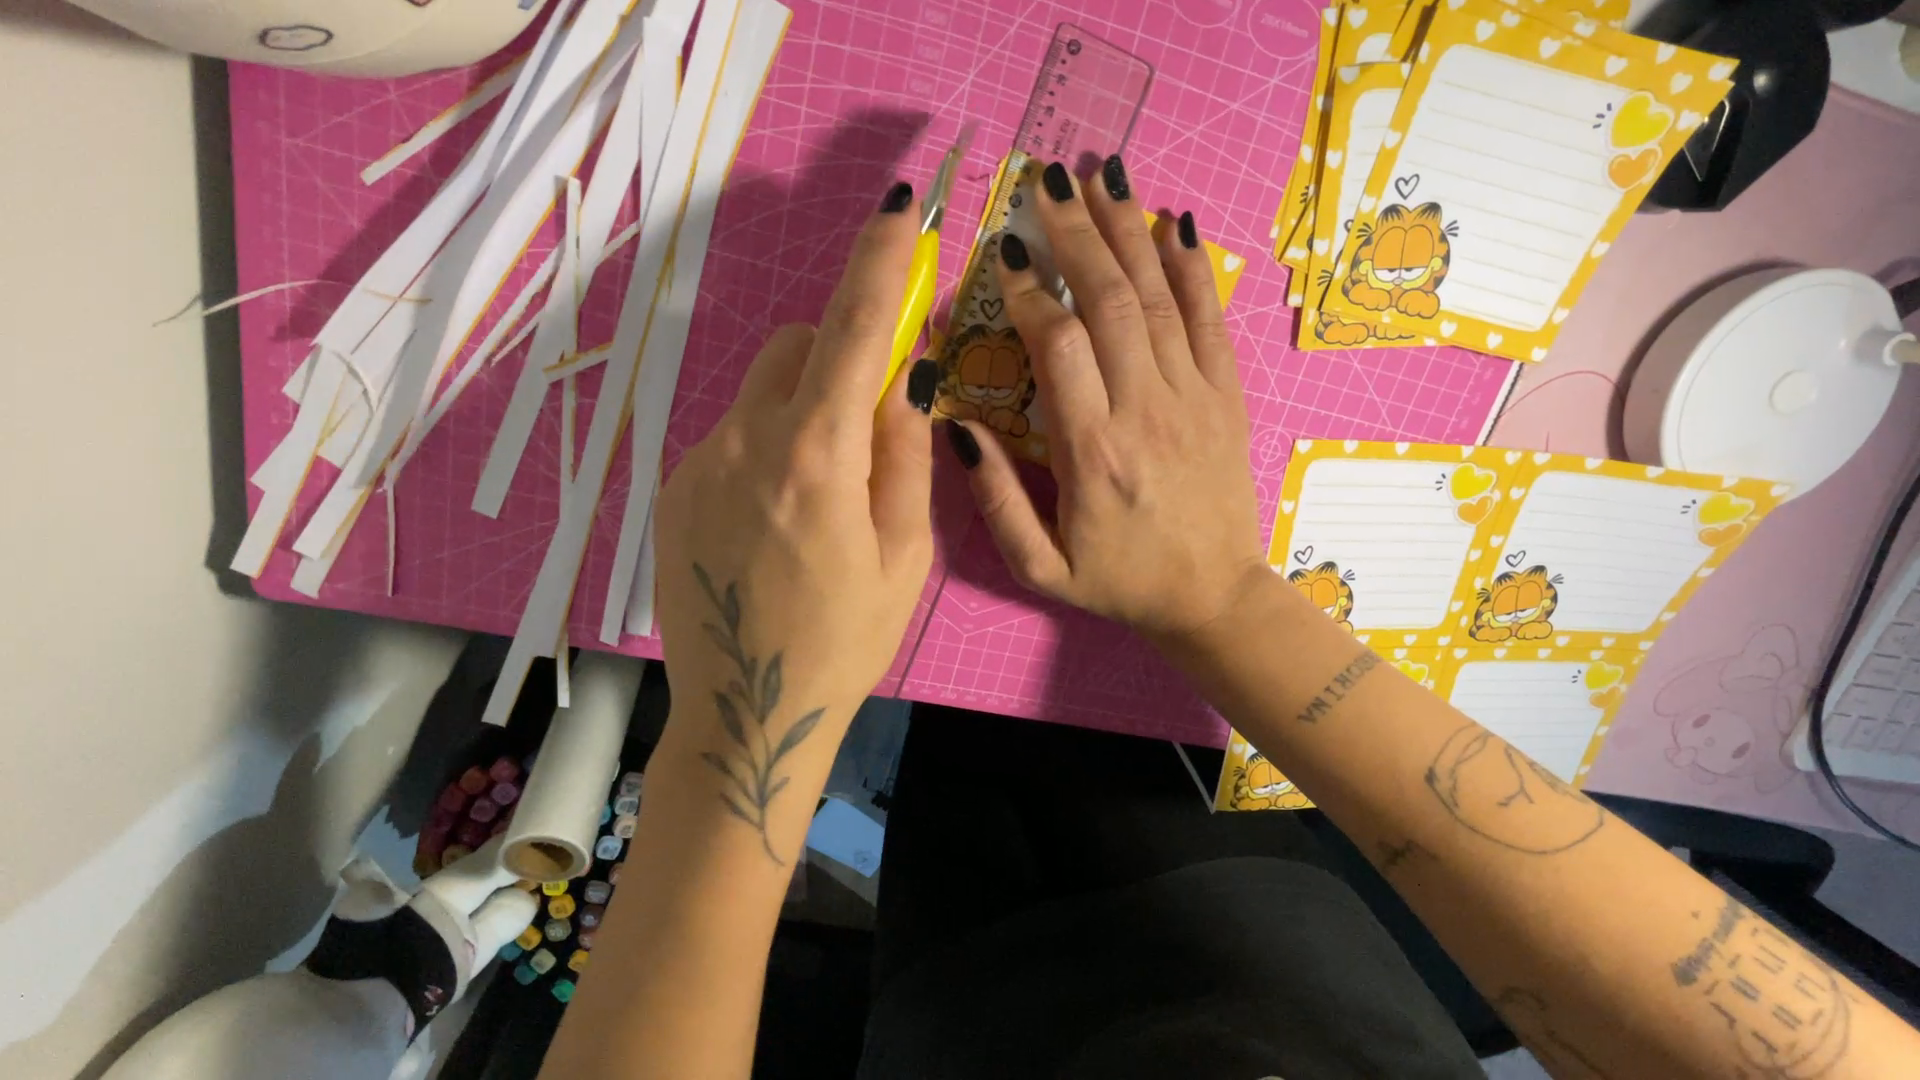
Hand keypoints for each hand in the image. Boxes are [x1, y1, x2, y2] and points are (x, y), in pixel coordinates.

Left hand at [655, 183, 934, 742]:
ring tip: (824, 489)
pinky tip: (779, 518)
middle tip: (872, 415)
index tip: (896, 206)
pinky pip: (734, 436)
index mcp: (815, 458)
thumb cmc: (846, 640)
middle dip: (839, 353)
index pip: (850, 330)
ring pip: (762, 392)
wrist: (748, 710)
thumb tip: (908, 370)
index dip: (877, 261)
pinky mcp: (675, 489)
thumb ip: (906, 451)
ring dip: (803, 405)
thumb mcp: (905, 554)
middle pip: (796, 347)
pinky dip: (768, 445)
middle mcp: (745, 442)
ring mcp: (700, 464)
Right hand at [950, 157, 1264, 643]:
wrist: (1212, 598)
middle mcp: (1145, 412)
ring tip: (1101, 175)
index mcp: (1092, 453)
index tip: (1009, 251)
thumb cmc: (1119, 582)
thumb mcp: (1039, 566)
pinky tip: (1172, 222)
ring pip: (1157, 296)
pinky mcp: (1225, 396)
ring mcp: (1193, 398)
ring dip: (1127, 229)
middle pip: (1108, 301)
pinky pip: (1209, 317)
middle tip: (1047, 180)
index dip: (1031, 291)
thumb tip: (956, 429)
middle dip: (1076, 232)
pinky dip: (1191, 266)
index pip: (1058, 347)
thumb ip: (995, 499)